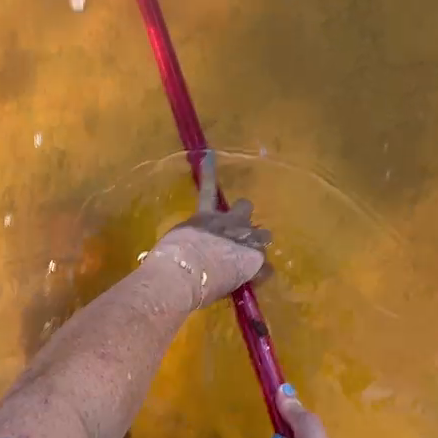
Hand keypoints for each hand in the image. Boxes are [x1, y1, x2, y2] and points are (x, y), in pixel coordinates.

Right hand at [149, 152, 271, 309]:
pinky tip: (255, 281)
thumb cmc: (170, 258)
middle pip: (245, 207)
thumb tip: (183, 248)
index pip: (207, 187)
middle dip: (243, 216)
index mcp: (204, 217)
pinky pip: (267, 268)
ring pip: (265, 234)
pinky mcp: (255, 260)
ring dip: (258, 242)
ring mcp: (244, 240)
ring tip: (251, 257)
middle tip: (238, 231)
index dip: (209, 172)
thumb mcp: (175, 242)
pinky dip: (261, 274)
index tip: (209, 156)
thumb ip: (185, 240)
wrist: (183, 272)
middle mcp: (228, 222)